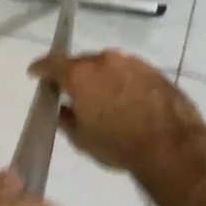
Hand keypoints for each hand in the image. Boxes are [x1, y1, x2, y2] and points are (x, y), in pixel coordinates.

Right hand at [29, 51, 204, 172]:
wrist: (170, 144)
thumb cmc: (118, 144)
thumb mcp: (82, 139)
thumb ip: (67, 119)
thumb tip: (62, 109)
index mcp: (81, 75)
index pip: (52, 63)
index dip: (41, 68)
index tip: (35, 73)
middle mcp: (105, 60)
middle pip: (81, 63)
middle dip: (73, 75)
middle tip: (71, 90)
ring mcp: (132, 62)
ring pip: (108, 66)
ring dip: (100, 78)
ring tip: (101, 97)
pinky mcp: (154, 70)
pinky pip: (128, 72)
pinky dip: (121, 82)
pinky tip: (125, 100)